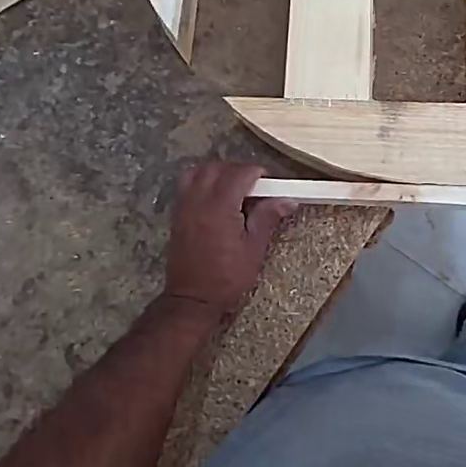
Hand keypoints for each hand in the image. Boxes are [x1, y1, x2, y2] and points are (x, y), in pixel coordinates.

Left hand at [161, 163, 297, 315]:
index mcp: (219, 207)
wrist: (193, 298)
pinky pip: (187, 185)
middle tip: (256, 186)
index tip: (272, 183)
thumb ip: (268, 217)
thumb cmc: (227, 276)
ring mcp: (184, 207)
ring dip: (218, 174)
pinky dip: (203, 183)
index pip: (239, 174)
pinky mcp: (177, 216)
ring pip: (198, 172)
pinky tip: (218, 201)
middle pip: (217, 168)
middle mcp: (198, 201)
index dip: (258, 173)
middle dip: (238, 170)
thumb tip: (288, 200)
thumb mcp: (254, 248)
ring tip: (235, 190)